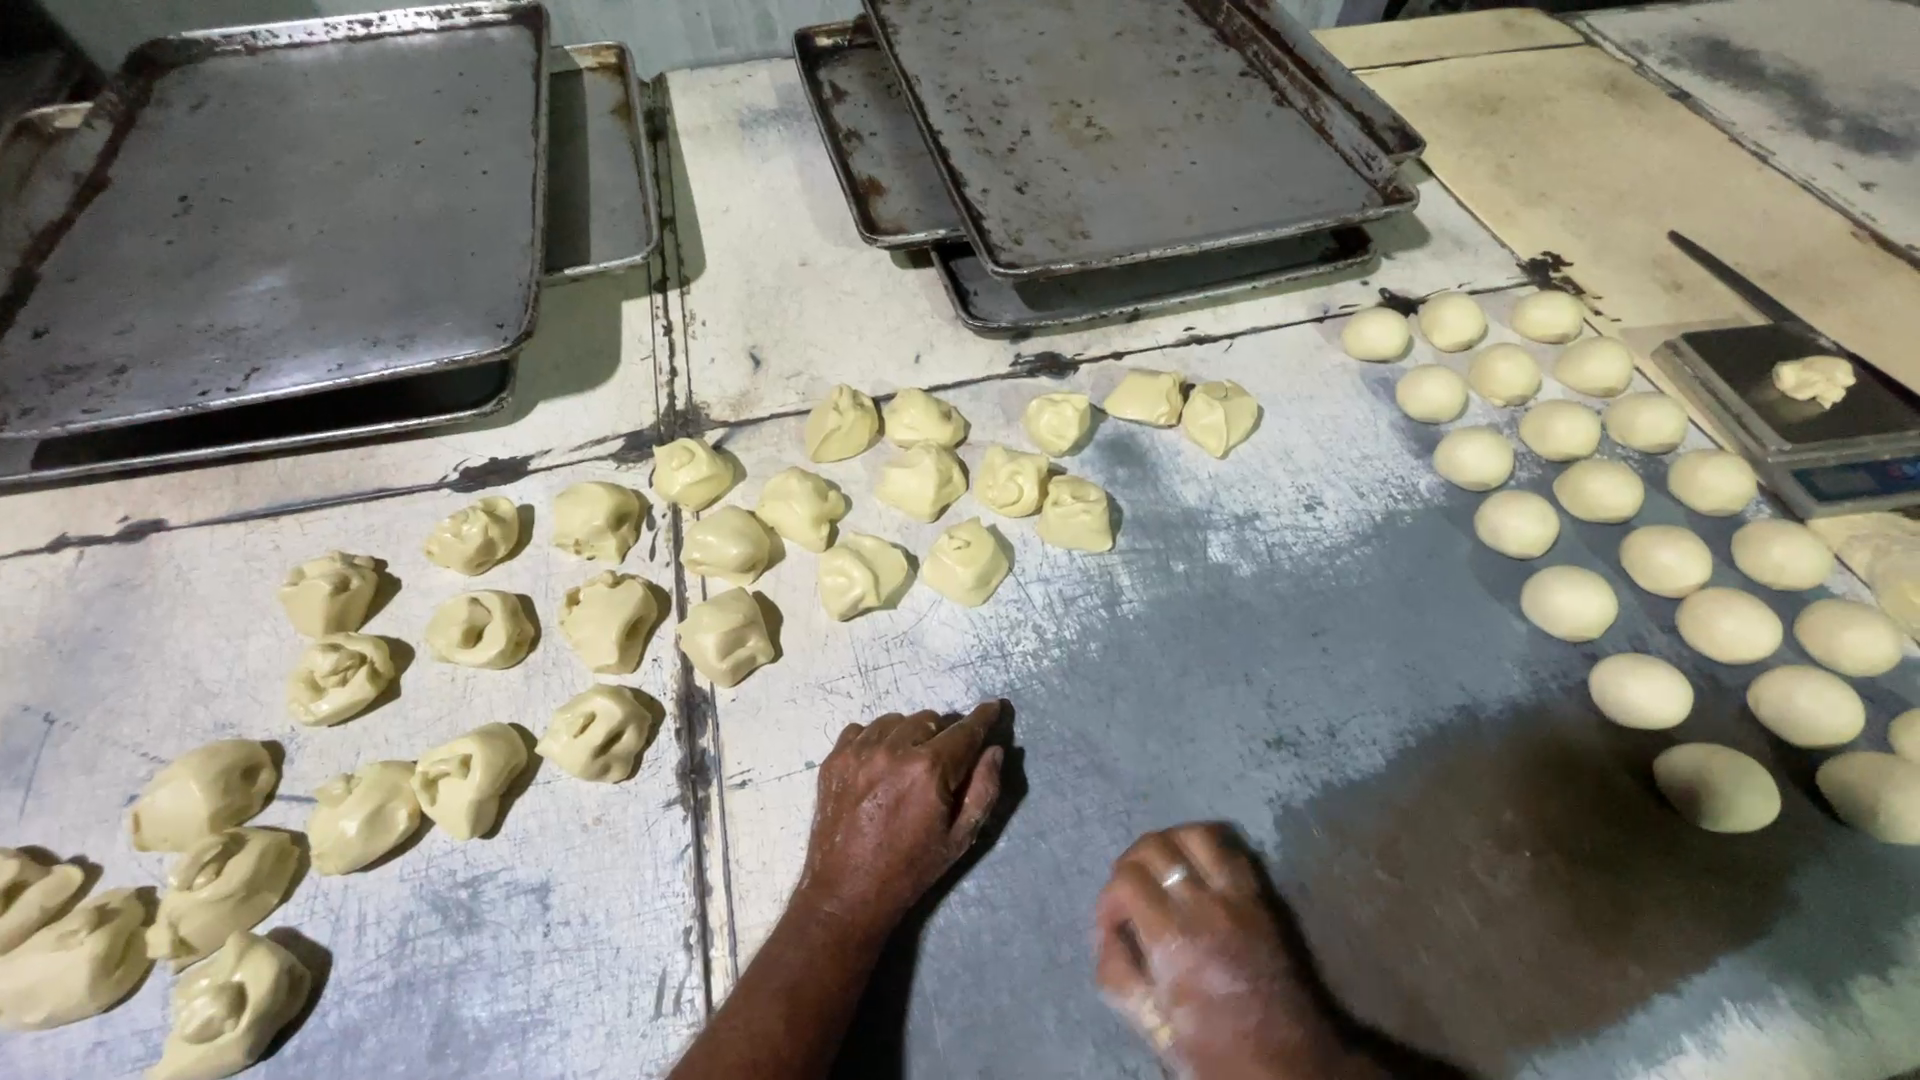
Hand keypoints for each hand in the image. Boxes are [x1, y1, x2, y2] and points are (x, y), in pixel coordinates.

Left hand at [795, 701, 1006, 933]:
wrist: (846, 894)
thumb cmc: (910, 870)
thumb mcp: (960, 838)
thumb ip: (984, 789)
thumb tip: (993, 750)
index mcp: (929, 769)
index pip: (964, 731)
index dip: (983, 717)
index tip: (993, 706)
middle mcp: (893, 751)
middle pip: (929, 719)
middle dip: (942, 735)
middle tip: (941, 763)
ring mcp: (859, 752)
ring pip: (896, 721)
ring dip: (909, 735)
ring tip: (907, 765)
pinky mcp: (834, 759)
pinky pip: (862, 730)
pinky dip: (876, 740)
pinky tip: (878, 766)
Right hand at [1094, 825, 1371, 1079]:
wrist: (1285, 1061)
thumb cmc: (1213, 1047)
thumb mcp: (1151, 1025)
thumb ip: (1117, 975)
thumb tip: (1107, 933)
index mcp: (1172, 937)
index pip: (1127, 877)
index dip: (1109, 896)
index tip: (1112, 923)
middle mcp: (1204, 904)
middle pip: (1156, 844)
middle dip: (1131, 861)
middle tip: (1130, 890)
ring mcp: (1237, 897)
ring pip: (1196, 834)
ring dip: (1170, 843)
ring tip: (1162, 867)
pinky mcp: (1261, 899)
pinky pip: (1232, 850)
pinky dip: (1207, 847)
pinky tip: (1197, 866)